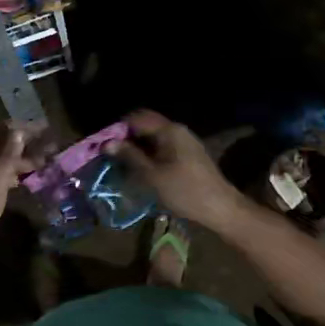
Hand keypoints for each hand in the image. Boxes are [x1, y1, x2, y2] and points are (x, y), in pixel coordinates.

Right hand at [109, 110, 254, 230]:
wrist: (220, 207)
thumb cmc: (184, 191)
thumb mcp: (152, 176)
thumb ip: (129, 156)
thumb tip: (107, 143)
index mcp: (169, 130)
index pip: (137, 118)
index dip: (118, 129)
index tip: (105, 146)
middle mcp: (178, 130)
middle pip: (146, 126)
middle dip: (127, 138)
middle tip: (111, 157)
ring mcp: (185, 141)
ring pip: (154, 137)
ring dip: (138, 148)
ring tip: (123, 165)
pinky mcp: (188, 154)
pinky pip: (163, 146)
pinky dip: (150, 154)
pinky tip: (143, 170)